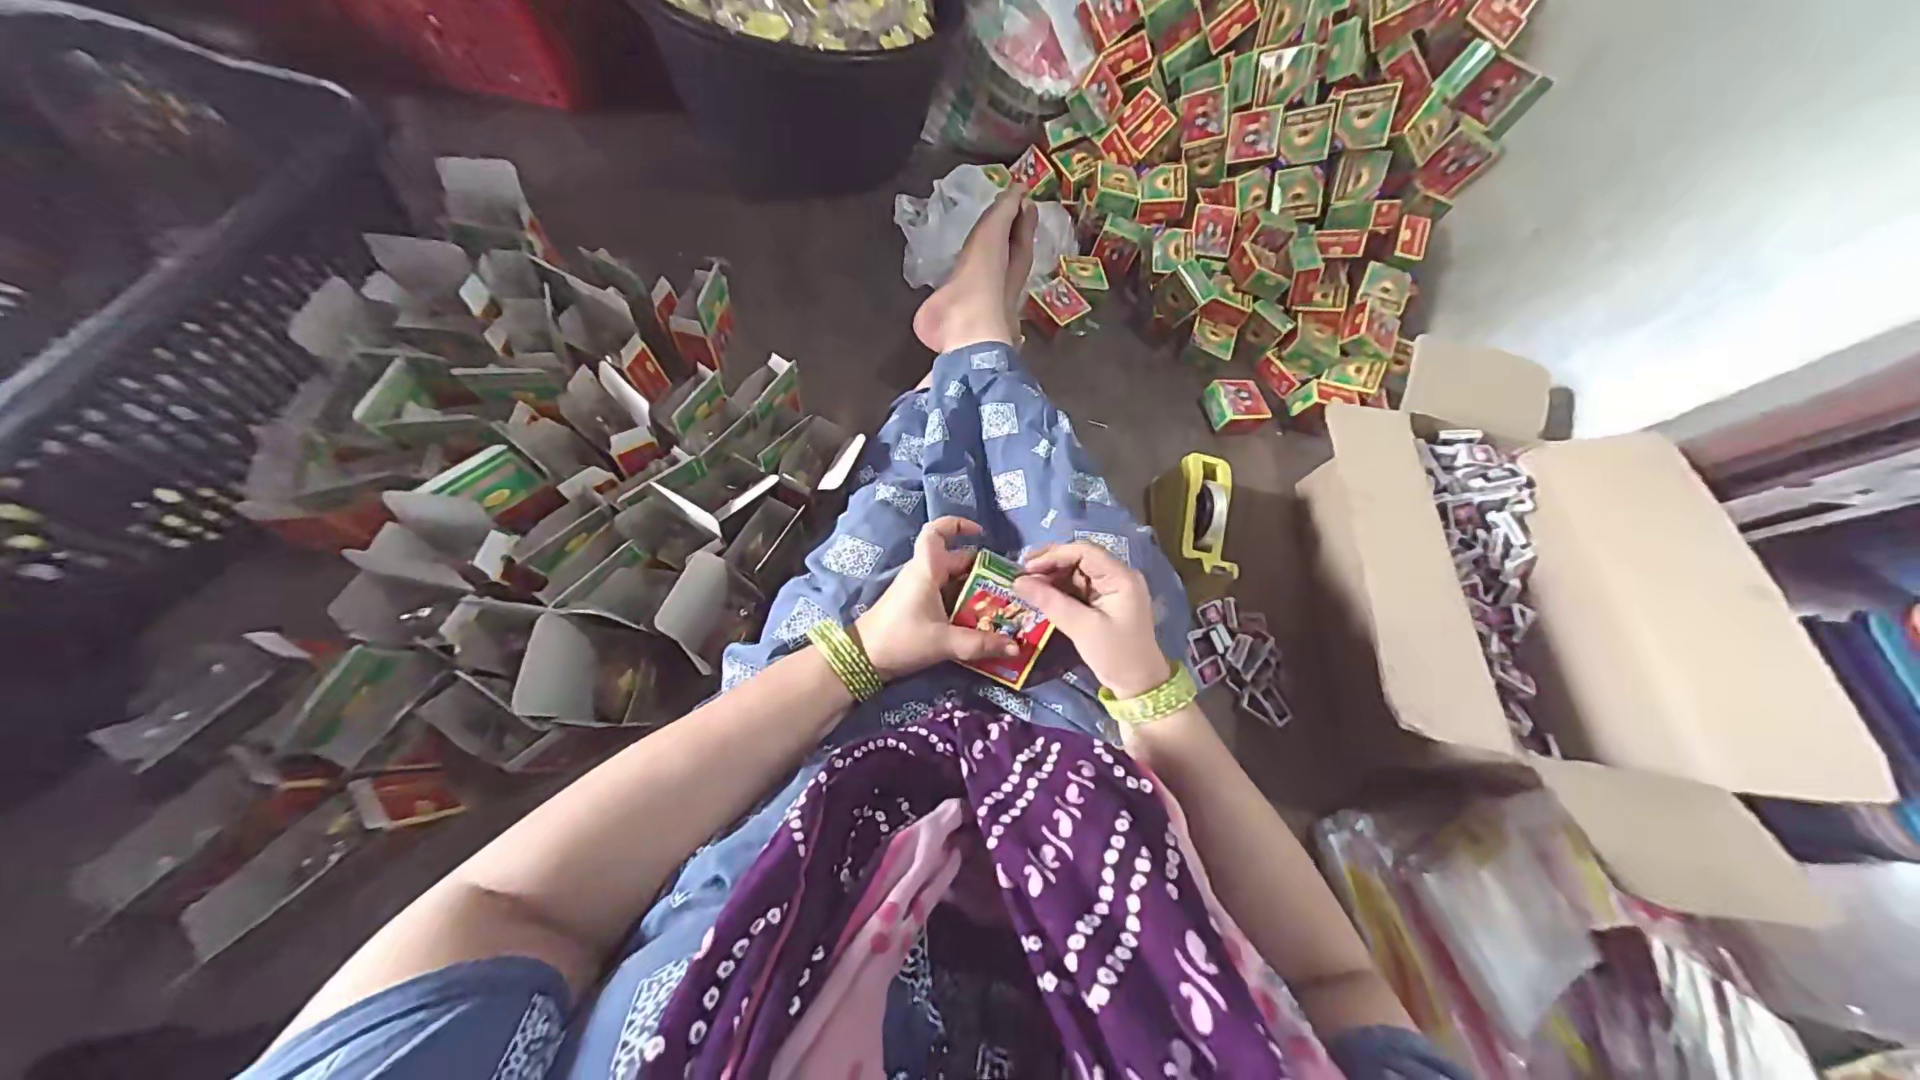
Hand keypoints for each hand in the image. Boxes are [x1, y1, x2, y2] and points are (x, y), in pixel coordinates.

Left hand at [853, 517, 1020, 680]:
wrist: (863, 658)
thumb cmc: (900, 639)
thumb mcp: (944, 642)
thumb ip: (980, 644)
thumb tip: (1015, 647)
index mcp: (926, 569)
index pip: (937, 532)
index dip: (958, 525)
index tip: (981, 533)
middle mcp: (923, 573)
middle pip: (955, 560)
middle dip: (981, 569)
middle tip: (1006, 585)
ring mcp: (918, 589)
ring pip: (951, 579)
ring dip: (973, 588)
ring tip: (999, 603)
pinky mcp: (916, 605)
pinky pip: (945, 594)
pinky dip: (962, 601)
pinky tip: (977, 618)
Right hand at [1013, 542, 1170, 697]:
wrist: (1139, 685)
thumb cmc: (1115, 655)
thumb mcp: (1081, 628)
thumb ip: (1050, 601)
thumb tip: (1017, 582)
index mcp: (1121, 577)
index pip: (1084, 551)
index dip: (1054, 555)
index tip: (1027, 567)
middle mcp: (1118, 576)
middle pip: (1080, 557)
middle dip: (1050, 563)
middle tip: (1021, 574)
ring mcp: (1112, 588)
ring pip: (1076, 571)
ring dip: (1052, 575)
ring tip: (1026, 584)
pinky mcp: (1104, 601)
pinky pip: (1078, 586)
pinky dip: (1059, 588)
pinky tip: (1041, 593)